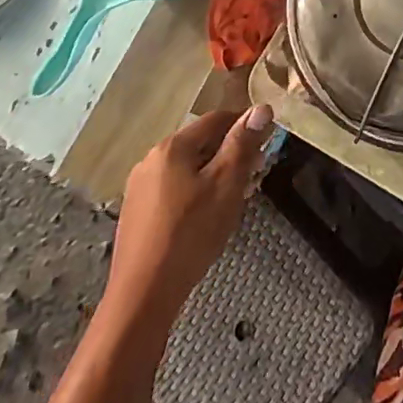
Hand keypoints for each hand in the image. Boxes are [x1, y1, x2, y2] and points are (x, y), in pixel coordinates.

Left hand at [107, 105, 274, 320]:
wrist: (143, 294)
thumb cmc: (191, 234)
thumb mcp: (226, 186)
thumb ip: (242, 145)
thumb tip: (261, 108)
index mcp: (172, 146)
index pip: (215, 119)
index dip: (243, 124)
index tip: (266, 140)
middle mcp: (151, 158)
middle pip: (199, 143)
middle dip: (229, 153)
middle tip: (254, 175)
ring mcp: (140, 186)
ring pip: (186, 168)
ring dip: (213, 174)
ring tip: (234, 198)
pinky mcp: (136, 212)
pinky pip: (173, 189)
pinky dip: (194, 192)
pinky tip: (205, 217)